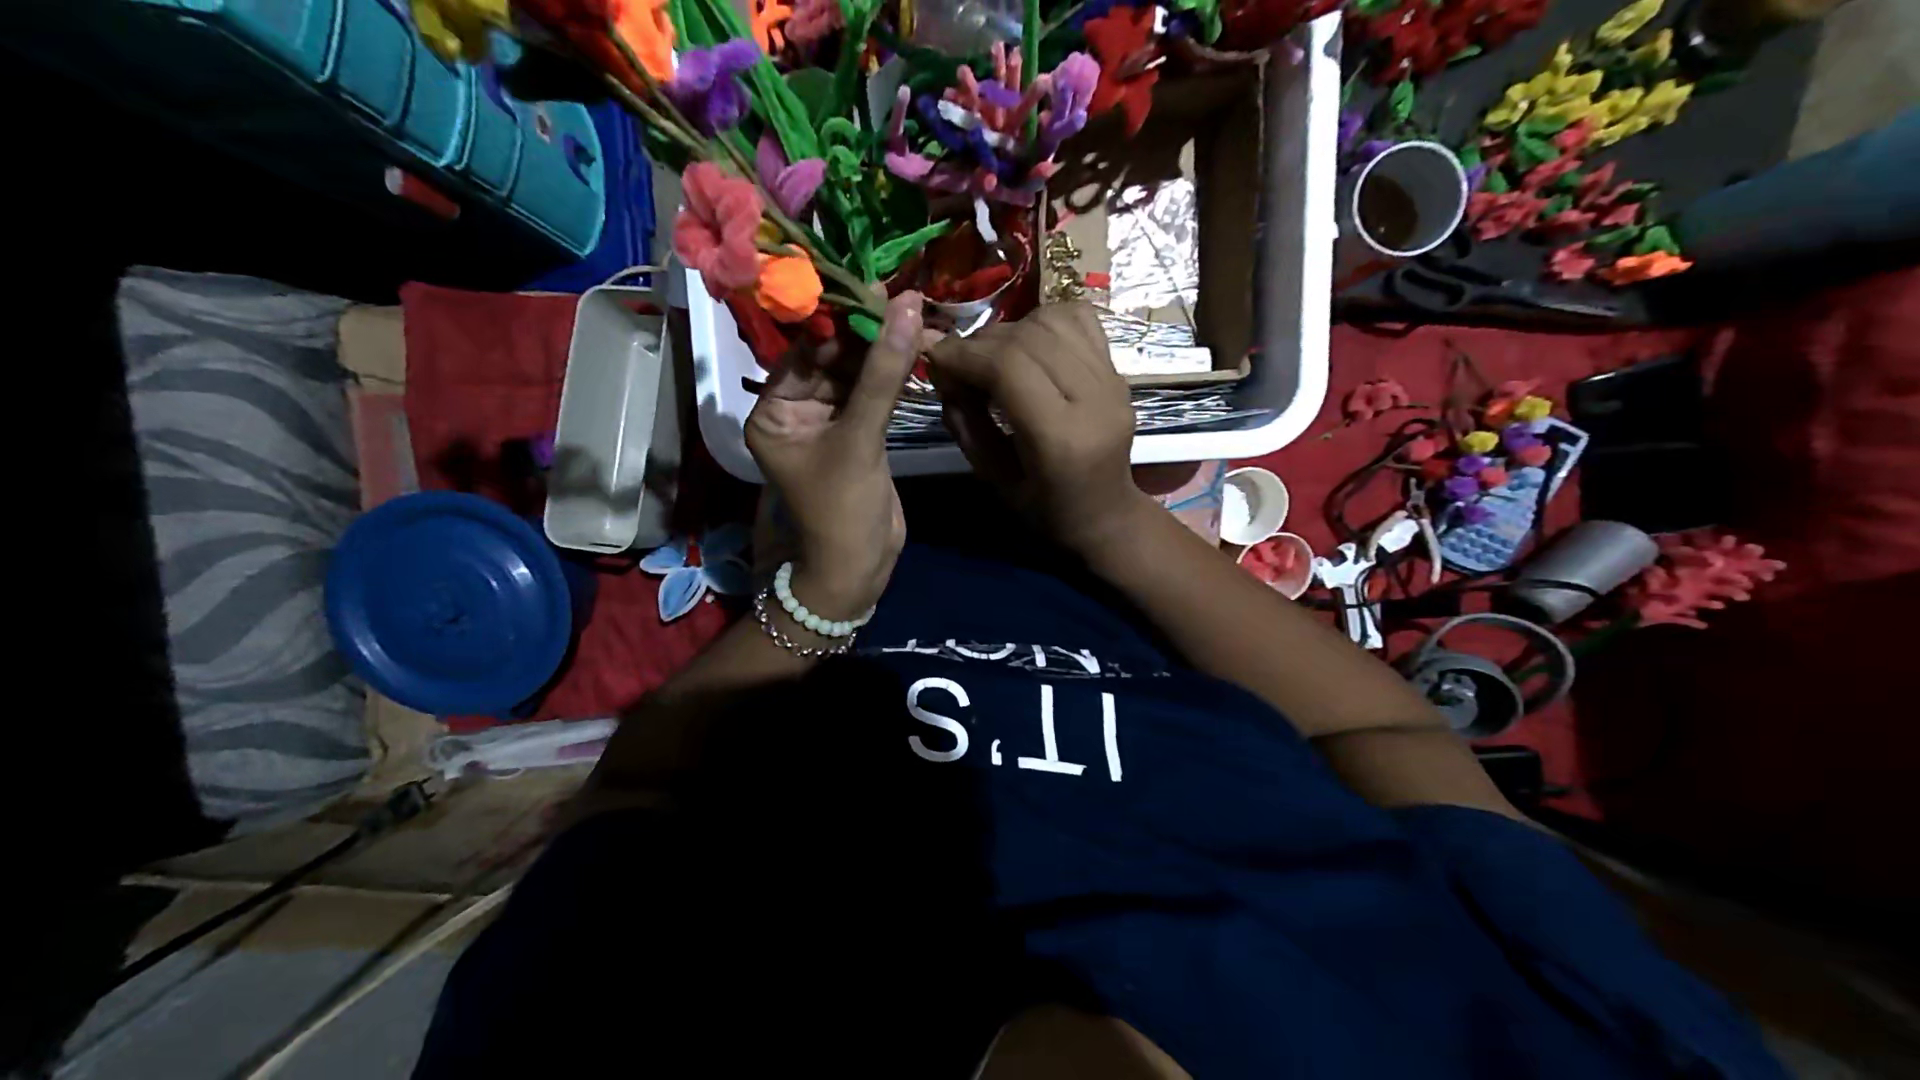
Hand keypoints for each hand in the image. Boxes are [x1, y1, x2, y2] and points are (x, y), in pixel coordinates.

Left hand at [744, 292, 932, 617]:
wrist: (859, 568)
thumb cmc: (842, 508)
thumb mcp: (859, 438)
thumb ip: (883, 374)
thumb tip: (906, 306)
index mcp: (773, 413)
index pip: (804, 352)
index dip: (838, 321)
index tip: (873, 288)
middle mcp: (794, 414)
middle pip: (831, 360)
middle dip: (865, 335)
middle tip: (902, 300)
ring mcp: (827, 425)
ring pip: (855, 376)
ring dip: (882, 353)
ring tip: (915, 318)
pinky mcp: (856, 436)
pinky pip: (871, 396)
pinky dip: (891, 378)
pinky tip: (914, 351)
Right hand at [927, 302, 1151, 557]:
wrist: (1106, 513)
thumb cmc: (1046, 509)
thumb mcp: (995, 479)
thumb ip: (967, 424)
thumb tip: (940, 371)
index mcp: (1062, 439)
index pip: (1009, 368)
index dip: (965, 354)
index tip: (935, 358)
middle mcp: (1095, 399)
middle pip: (1029, 339)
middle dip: (981, 342)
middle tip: (958, 363)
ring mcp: (1113, 380)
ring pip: (1053, 321)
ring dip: (1011, 329)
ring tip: (992, 356)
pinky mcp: (1118, 371)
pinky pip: (1079, 319)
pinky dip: (1045, 321)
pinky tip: (1028, 344)